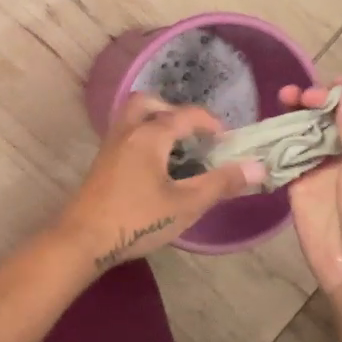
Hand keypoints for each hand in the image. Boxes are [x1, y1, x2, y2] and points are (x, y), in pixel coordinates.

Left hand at [53, 93, 264, 273]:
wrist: (83, 238)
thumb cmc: (137, 219)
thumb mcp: (186, 205)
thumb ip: (220, 183)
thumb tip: (257, 167)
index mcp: (150, 135)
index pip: (185, 115)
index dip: (210, 123)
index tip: (228, 139)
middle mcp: (127, 130)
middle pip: (149, 102)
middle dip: (174, 111)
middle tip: (193, 134)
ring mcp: (110, 145)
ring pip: (132, 116)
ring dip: (155, 121)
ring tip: (176, 147)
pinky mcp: (102, 161)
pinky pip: (125, 133)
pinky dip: (143, 135)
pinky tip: (155, 165)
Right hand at [279, 78, 341, 305]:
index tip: (334, 85)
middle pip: (339, 113)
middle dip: (321, 98)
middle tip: (301, 97)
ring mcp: (328, 168)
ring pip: (312, 129)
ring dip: (298, 112)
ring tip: (282, 99)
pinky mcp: (303, 183)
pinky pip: (290, 153)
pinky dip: (280, 137)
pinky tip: (269, 126)